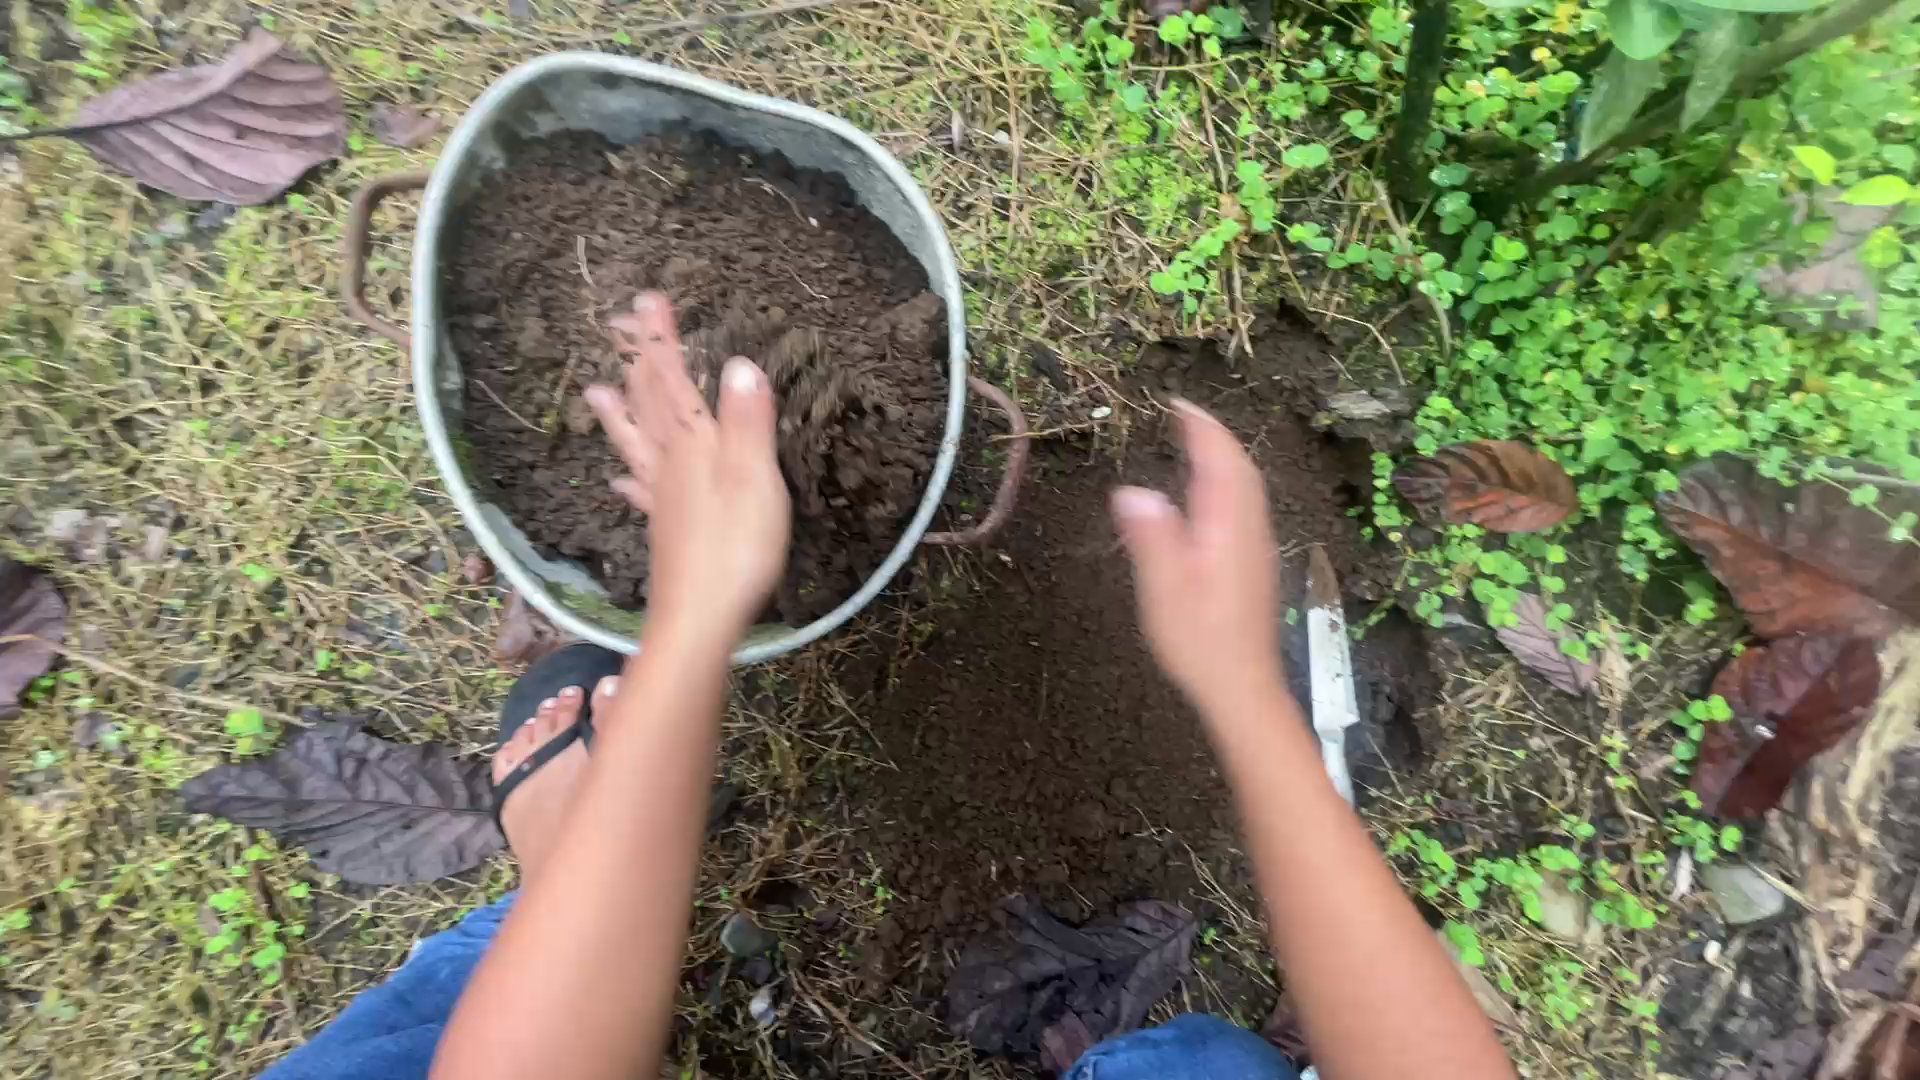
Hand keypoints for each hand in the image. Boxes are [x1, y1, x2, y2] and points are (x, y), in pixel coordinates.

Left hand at [585, 292, 789, 647]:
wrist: (701, 615)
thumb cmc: (736, 546)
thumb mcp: (754, 478)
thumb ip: (748, 422)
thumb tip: (739, 363)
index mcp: (694, 447)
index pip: (673, 381)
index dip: (660, 341)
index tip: (646, 300)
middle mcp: (671, 465)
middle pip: (649, 405)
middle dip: (638, 363)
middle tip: (618, 325)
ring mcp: (664, 498)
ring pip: (637, 445)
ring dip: (619, 415)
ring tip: (593, 390)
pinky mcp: (667, 529)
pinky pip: (642, 494)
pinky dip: (630, 480)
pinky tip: (619, 480)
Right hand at [1110, 399, 1283, 717]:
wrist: (1241, 684)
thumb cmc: (1199, 640)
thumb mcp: (1164, 589)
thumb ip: (1151, 537)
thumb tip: (1131, 492)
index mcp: (1226, 527)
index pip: (1219, 462)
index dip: (1201, 428)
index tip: (1179, 403)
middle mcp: (1248, 529)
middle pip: (1239, 469)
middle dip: (1214, 437)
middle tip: (1185, 416)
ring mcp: (1255, 546)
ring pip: (1246, 487)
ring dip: (1224, 458)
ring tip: (1196, 443)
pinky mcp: (1253, 563)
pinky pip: (1244, 505)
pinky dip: (1228, 483)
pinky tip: (1210, 495)